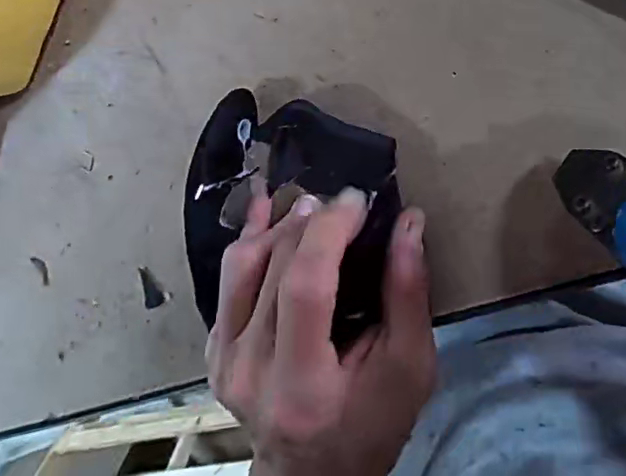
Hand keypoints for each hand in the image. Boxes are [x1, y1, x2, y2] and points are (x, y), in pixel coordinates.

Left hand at [207, 188, 436, 475]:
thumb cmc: (371, 423)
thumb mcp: (410, 366)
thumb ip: (408, 292)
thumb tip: (409, 221)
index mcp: (301, 385)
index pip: (305, 286)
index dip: (329, 231)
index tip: (359, 200)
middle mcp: (250, 370)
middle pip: (275, 266)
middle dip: (314, 220)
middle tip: (348, 203)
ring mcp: (224, 359)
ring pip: (243, 263)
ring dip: (281, 224)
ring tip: (315, 205)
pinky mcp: (215, 348)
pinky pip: (229, 277)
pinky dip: (254, 238)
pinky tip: (273, 211)